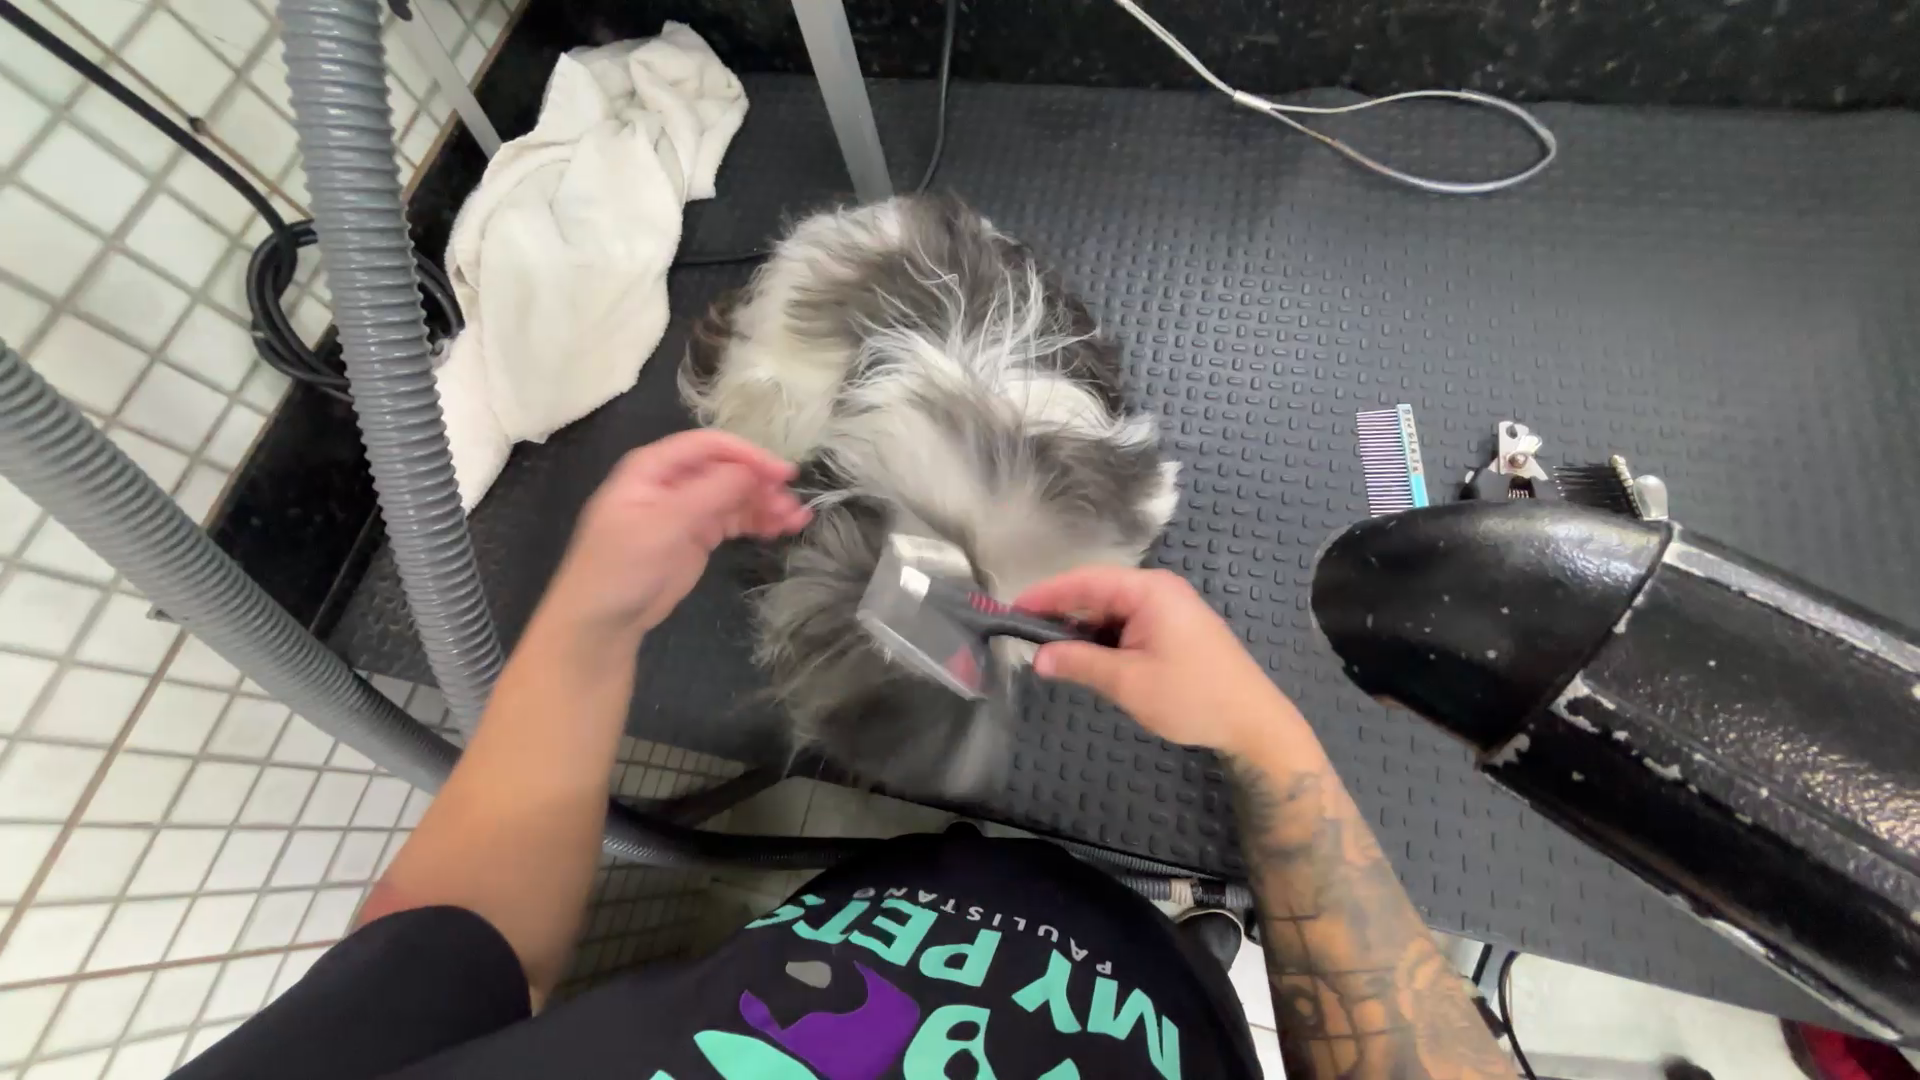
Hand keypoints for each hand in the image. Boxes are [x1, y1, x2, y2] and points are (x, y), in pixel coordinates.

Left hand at [536, 431, 810, 646]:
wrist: (603, 621)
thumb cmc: (621, 567)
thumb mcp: (663, 526)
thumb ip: (709, 494)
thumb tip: (753, 471)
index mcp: (653, 468)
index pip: (708, 446)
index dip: (747, 454)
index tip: (781, 472)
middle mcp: (674, 481)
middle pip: (727, 470)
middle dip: (762, 483)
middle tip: (794, 503)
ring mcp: (687, 508)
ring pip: (736, 495)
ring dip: (767, 503)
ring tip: (797, 520)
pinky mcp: (699, 534)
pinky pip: (735, 519)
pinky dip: (759, 521)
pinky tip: (782, 528)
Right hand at [1017, 567, 1304, 756]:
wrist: (1254, 724)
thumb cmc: (1192, 697)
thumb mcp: (1128, 681)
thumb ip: (1080, 663)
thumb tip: (1039, 658)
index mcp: (1149, 590)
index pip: (1085, 581)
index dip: (1046, 594)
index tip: (1013, 610)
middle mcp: (1159, 590)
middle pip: (1097, 593)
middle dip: (1062, 614)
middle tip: (1025, 636)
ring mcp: (1169, 609)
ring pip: (1111, 611)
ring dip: (1083, 631)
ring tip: (1050, 653)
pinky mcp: (1174, 629)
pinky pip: (1127, 625)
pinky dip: (1104, 640)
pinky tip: (1087, 659)